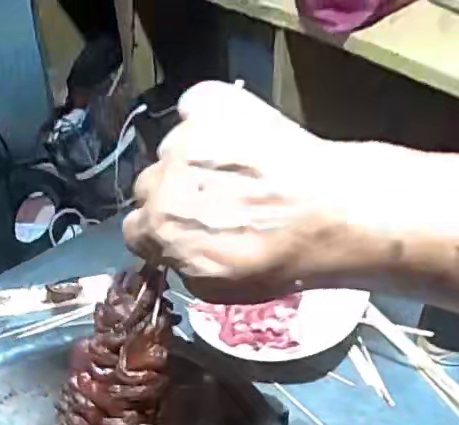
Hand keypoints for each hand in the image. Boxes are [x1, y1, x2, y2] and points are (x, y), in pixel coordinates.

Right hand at [124, 81, 381, 301]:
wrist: (325, 212)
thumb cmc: (273, 263)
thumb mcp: (214, 289)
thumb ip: (181, 265)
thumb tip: (177, 250)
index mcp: (158, 229)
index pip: (133, 230)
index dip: (155, 235)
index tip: (176, 236)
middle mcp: (161, 179)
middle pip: (148, 187)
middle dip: (170, 198)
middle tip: (209, 205)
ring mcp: (185, 136)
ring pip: (172, 149)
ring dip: (191, 162)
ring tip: (232, 173)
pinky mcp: (213, 102)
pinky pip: (194, 107)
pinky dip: (207, 121)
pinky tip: (235, 140)